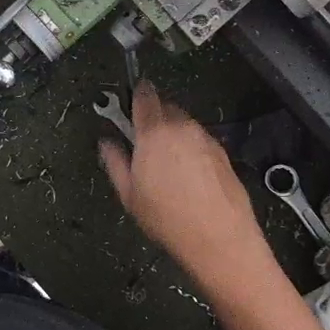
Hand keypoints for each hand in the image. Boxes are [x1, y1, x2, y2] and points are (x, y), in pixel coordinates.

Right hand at [99, 83, 276, 299]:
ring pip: (184, 125)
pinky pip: (199, 141)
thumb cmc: (171, 219)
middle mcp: (181, 129)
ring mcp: (204, 139)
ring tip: (166, 166)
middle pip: (165, 108)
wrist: (219, 237)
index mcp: (153, 133)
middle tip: (143, 142)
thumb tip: (108, 146)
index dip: (136, 93)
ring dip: (173, 134)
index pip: (144, 97)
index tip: (132, 96)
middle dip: (154, 119)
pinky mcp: (222, 152)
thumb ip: (115, 162)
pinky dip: (191, 149)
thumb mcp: (129, 195)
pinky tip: (187, 175)